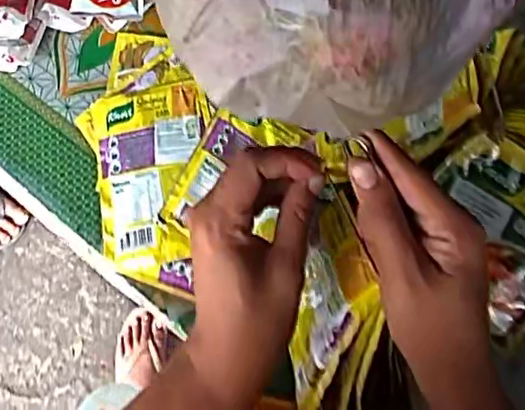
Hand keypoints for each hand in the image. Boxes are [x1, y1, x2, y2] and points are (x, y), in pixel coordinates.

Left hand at [171, 146, 323, 409]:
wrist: (223, 363)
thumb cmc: (255, 323)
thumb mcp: (285, 268)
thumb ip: (297, 216)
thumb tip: (314, 178)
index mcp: (219, 218)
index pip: (251, 165)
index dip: (287, 160)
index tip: (317, 170)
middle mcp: (206, 210)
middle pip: (246, 166)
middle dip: (284, 164)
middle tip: (318, 174)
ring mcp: (208, 217)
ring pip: (245, 177)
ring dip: (278, 177)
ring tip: (311, 184)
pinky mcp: (214, 227)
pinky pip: (242, 195)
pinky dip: (268, 192)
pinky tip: (292, 199)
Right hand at [349, 130, 508, 409]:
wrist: (454, 379)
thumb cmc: (429, 330)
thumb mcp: (402, 275)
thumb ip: (382, 220)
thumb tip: (361, 166)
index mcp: (455, 225)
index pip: (413, 177)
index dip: (384, 152)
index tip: (358, 128)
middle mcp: (456, 222)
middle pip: (412, 186)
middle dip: (381, 167)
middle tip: (347, 146)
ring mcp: (450, 236)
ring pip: (409, 201)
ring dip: (382, 189)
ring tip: (351, 167)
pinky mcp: (439, 250)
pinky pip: (409, 220)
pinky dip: (387, 212)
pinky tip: (368, 206)